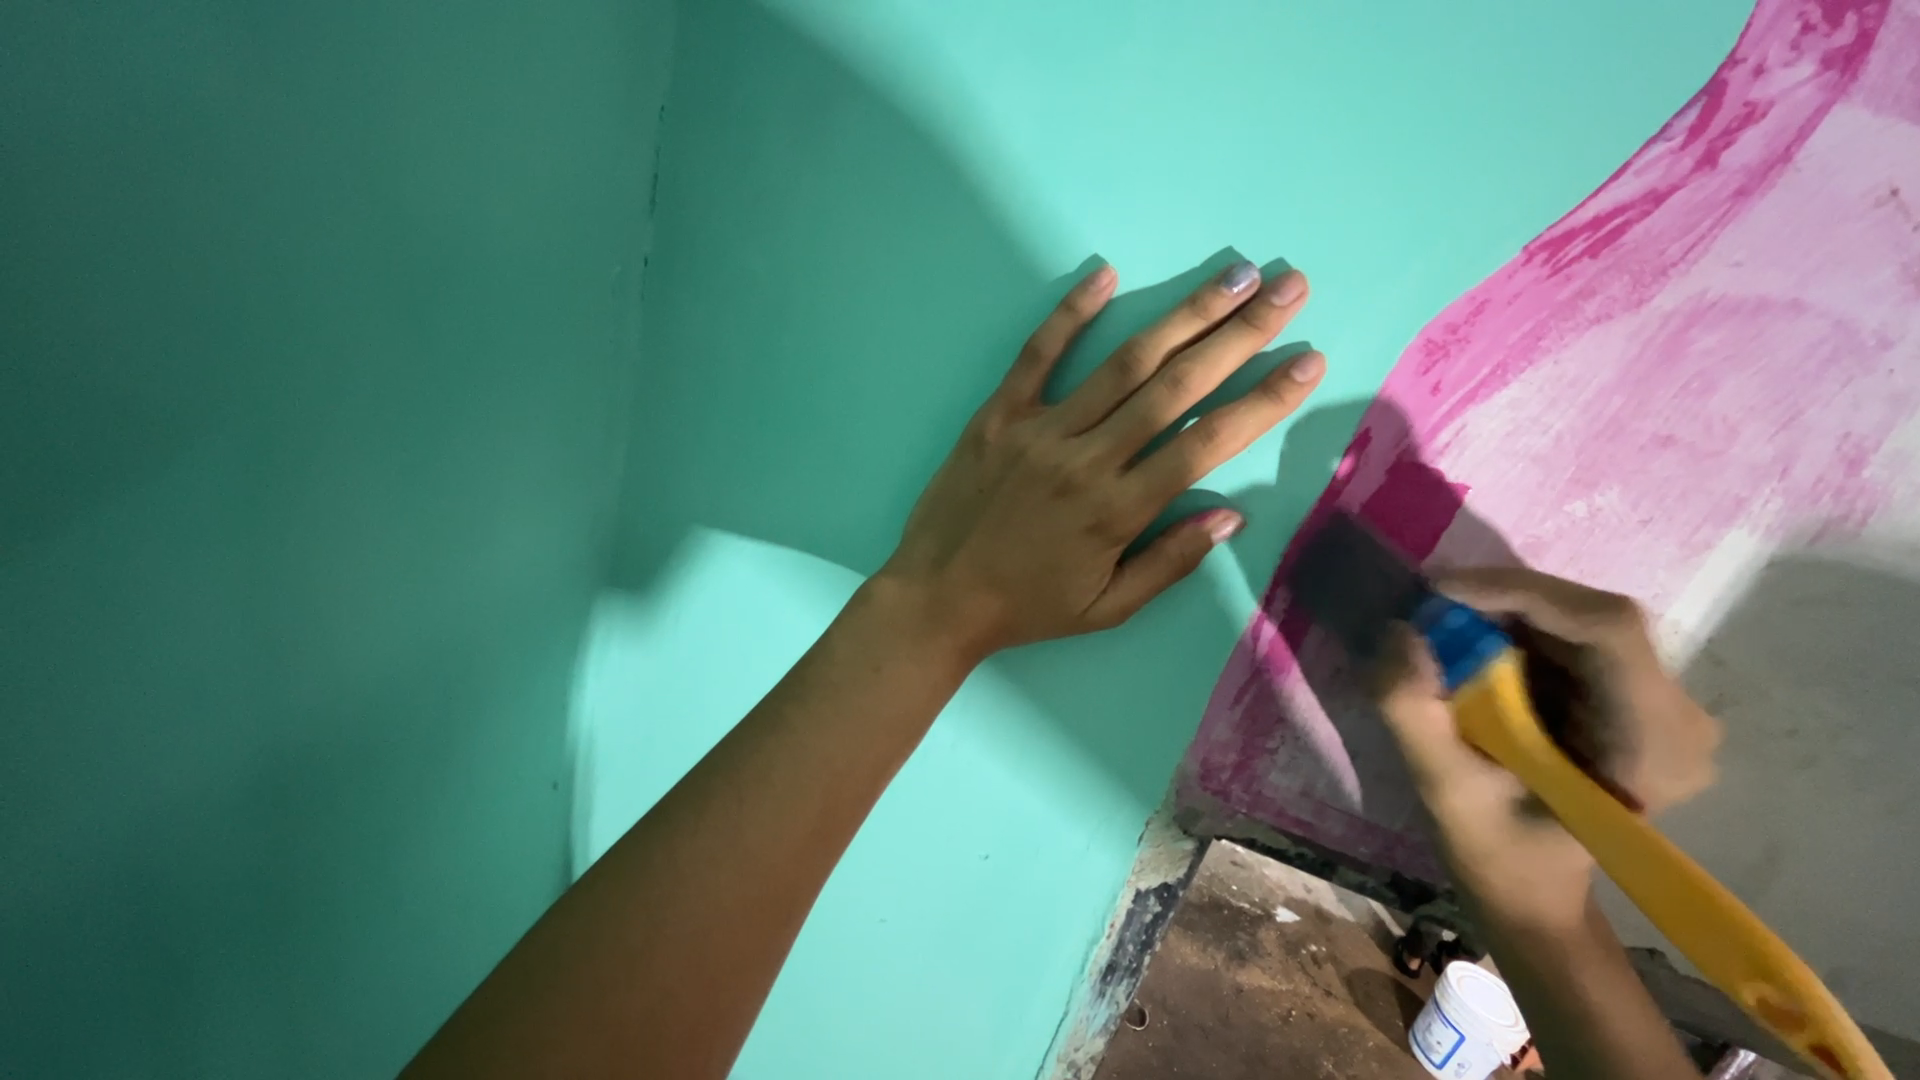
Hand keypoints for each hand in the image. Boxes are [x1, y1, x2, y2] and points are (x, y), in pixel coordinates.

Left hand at [873, 259, 1325, 660]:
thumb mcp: (1106, 609)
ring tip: (1234, 276)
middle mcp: (1087, 459)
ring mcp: (1040, 430)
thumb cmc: (1027, 606)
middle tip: (1289, 288)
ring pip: (1122, 364)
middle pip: (1176, 387)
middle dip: (1239, 334)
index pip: (1208, 443)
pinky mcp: (997, 415)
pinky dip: (1070, 314)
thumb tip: (1231, 514)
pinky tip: (1106, 275)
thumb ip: (1169, 563)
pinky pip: (1037, 355)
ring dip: (1183, 316)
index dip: (1264, 399)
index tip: (1309, 359)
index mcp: (1119, 509)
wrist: (937, 597)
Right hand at [1374, 567, 1721, 926]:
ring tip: (1435, 626)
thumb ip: (1414, 710)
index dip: (1518, 592)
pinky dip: (1507, 628)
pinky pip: (1565, 635)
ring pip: (1573, 618)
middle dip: (1499, 600)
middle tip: (1422, 609)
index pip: (1606, 628)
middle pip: (1587, 616)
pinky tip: (1466, 647)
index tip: (1435, 592)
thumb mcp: (1443, 788)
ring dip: (1498, 612)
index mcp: (1652, 744)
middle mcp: (1676, 713)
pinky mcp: (1626, 695)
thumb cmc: (1496, 854)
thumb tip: (1398, 631)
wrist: (1528, 890)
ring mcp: (1656, 702)